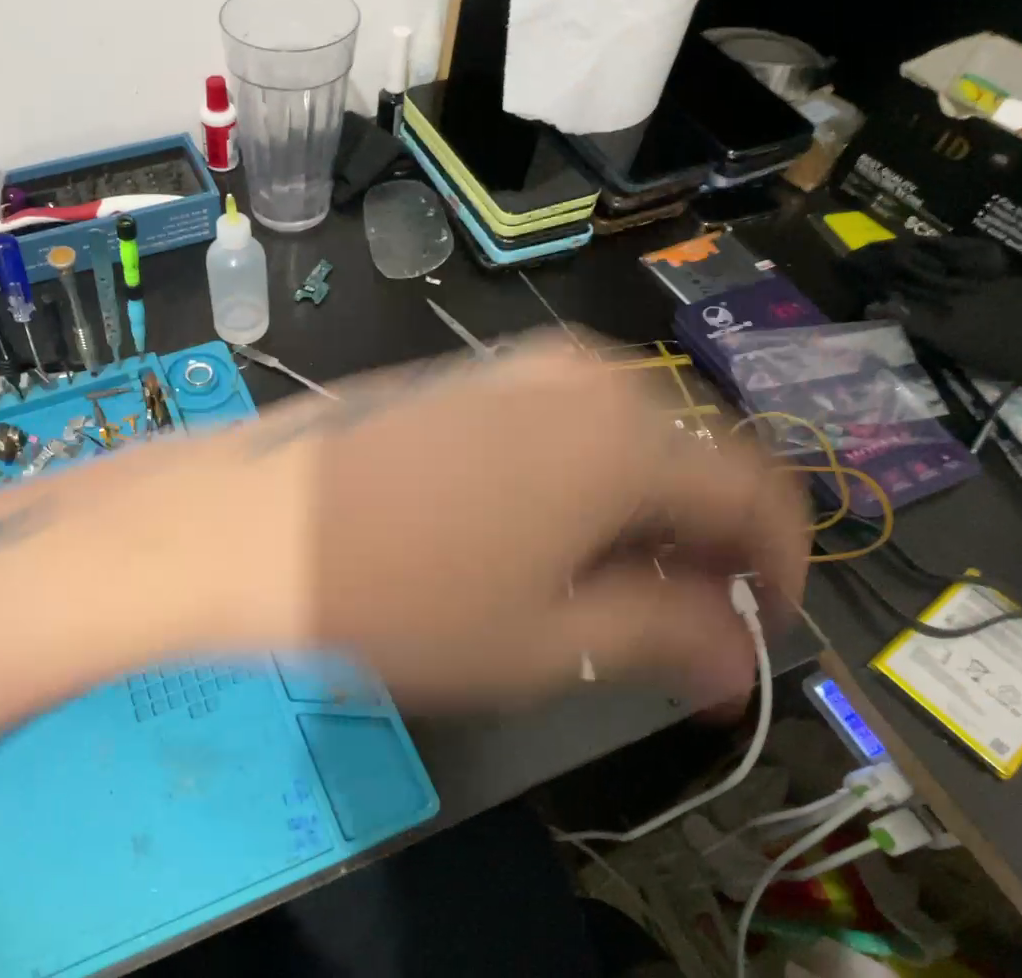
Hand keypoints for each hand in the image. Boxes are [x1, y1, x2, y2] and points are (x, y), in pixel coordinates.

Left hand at [216, 336, 810, 706]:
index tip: (759, 630)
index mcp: (628, 437)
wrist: (242, 526)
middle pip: (689, 458)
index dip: (779, 567)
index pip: (760, 494)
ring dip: (635, 513)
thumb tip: (738, 655)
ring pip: (621, 439)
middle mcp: (584, 377)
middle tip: (674, 625)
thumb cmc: (400, 596)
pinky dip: (577, 481)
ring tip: (600, 589)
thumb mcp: (545, 642)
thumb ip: (666, 637)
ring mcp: (512, 367)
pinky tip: (533, 535)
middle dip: (699, 544)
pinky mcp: (459, 377)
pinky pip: (557, 424)